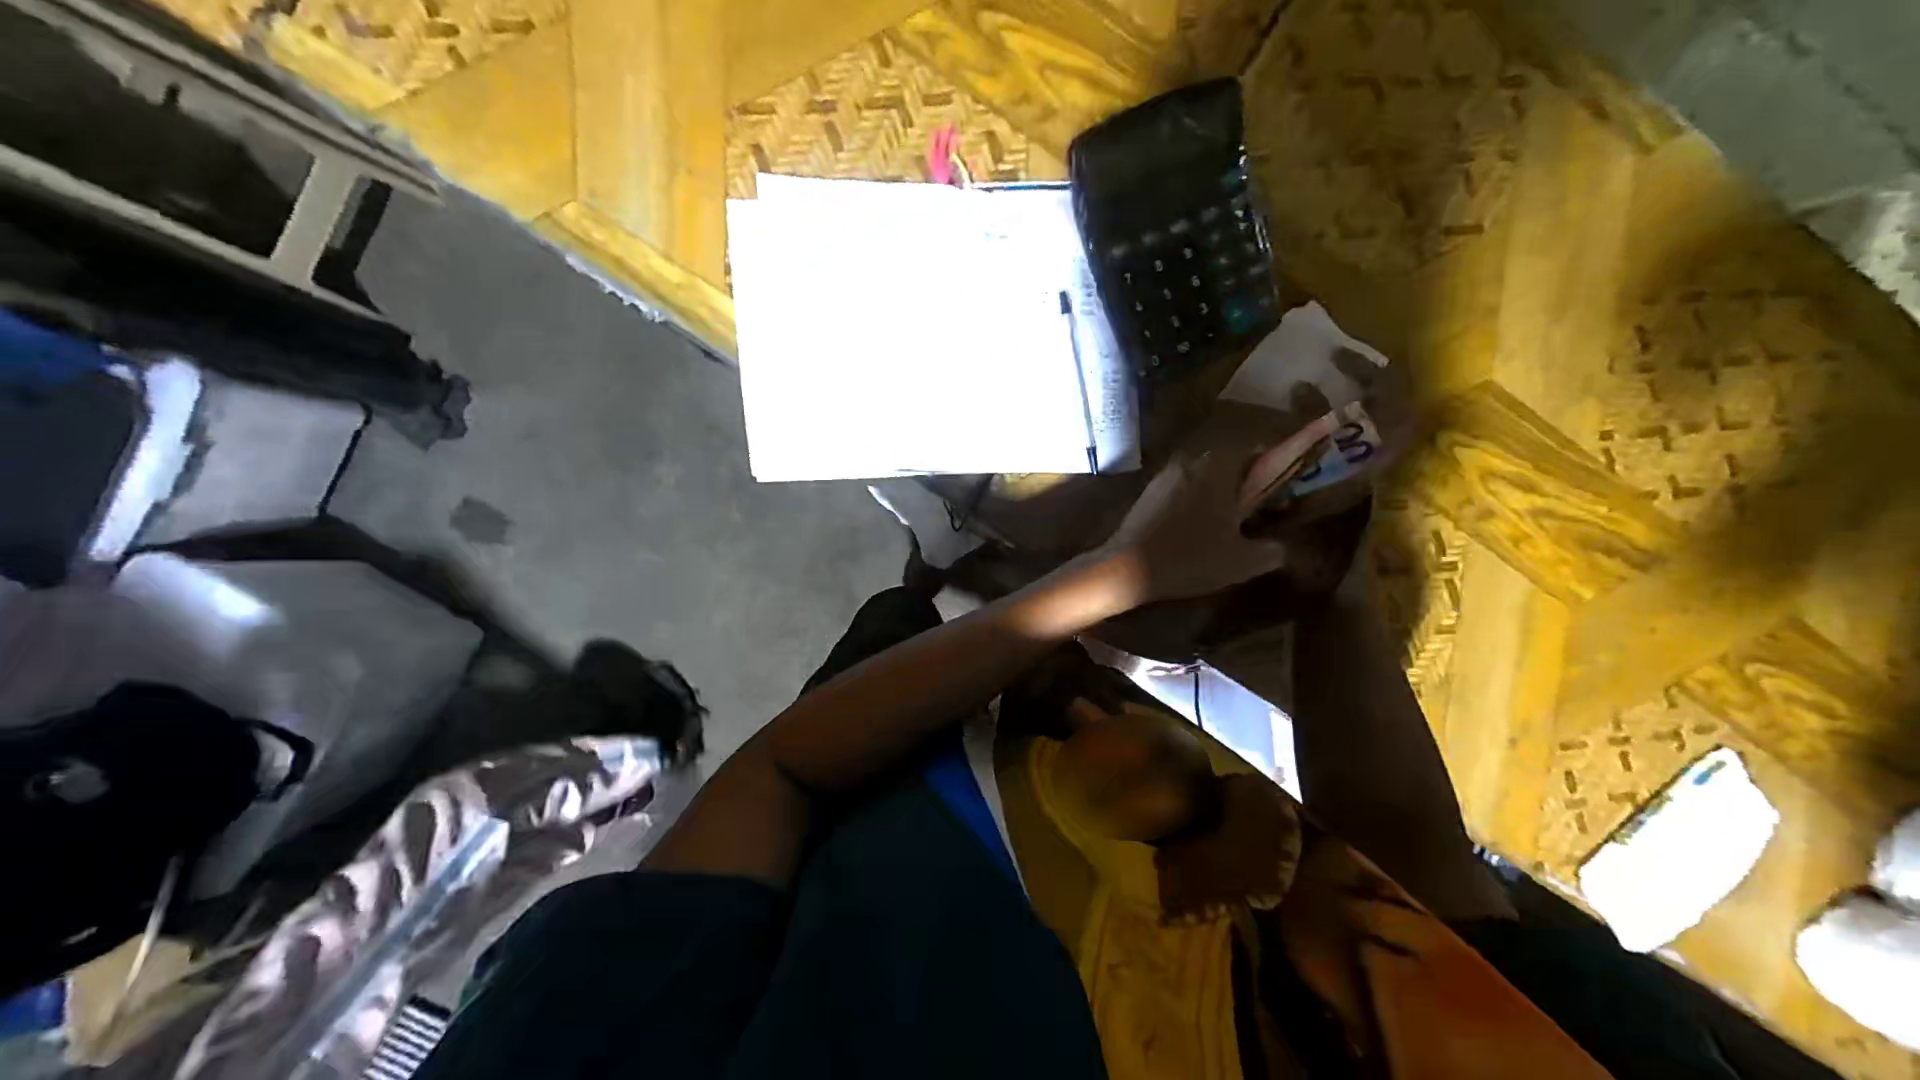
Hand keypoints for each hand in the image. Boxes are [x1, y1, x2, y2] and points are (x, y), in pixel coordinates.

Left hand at [1098, 439, 1292, 604]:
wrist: (1125, 567)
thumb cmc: (1189, 558)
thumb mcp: (1242, 562)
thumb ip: (1271, 551)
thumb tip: (1280, 547)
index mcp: (1218, 468)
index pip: (1253, 452)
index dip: (1269, 471)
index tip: (1275, 496)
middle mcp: (1190, 462)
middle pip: (1226, 465)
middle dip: (1241, 485)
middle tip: (1251, 515)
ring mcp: (1163, 476)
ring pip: (1200, 479)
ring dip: (1213, 496)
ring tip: (1221, 527)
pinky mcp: (1145, 493)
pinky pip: (1178, 491)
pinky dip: (1190, 505)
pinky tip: (1191, 532)